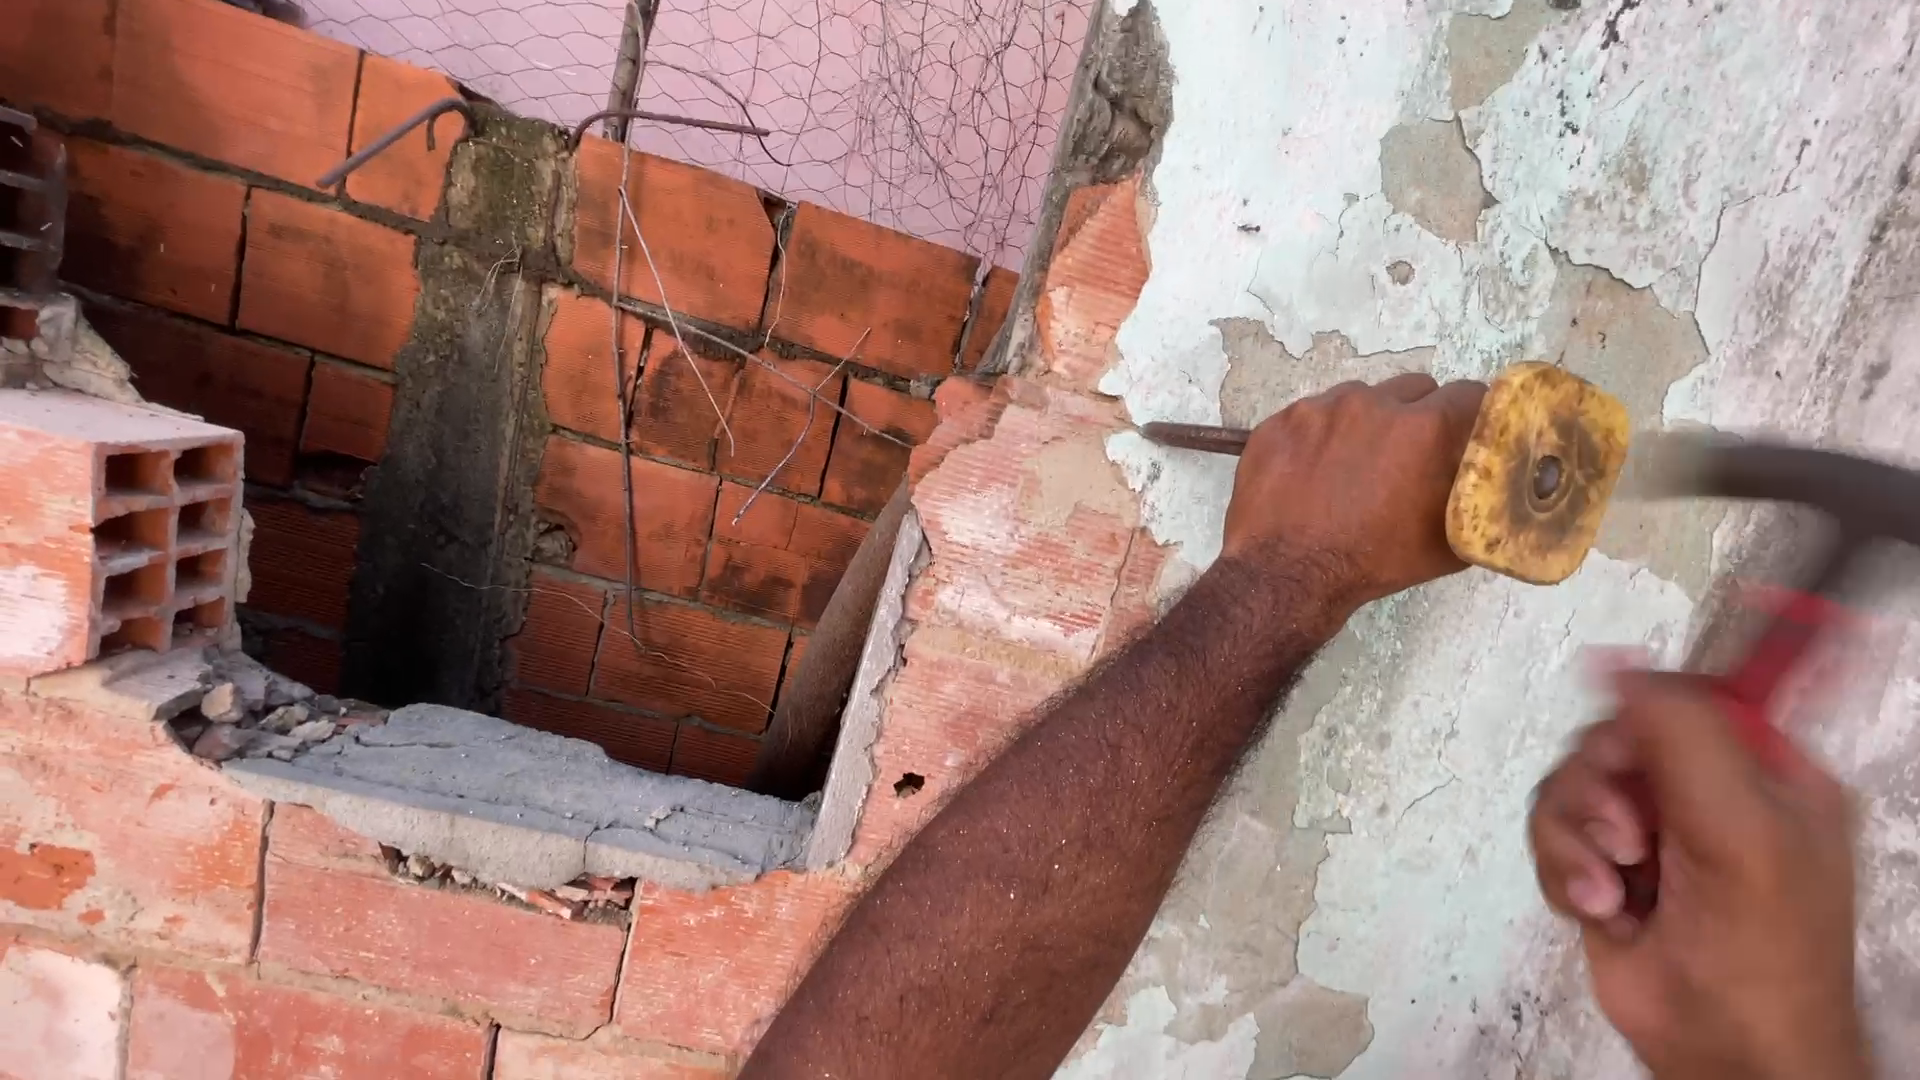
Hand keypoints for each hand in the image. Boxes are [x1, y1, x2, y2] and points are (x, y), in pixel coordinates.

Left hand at [1221, 374, 1485, 611]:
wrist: (1285, 573)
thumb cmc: (1372, 562)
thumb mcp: (1450, 538)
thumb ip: (1478, 494)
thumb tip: (1490, 475)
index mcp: (1422, 427)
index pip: (1466, 395)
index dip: (1468, 416)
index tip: (1461, 436)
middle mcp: (1368, 404)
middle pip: (1409, 390)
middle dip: (1415, 416)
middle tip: (1402, 455)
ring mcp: (1314, 411)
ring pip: (1355, 399)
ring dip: (1361, 422)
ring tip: (1349, 465)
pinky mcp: (1275, 423)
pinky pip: (1307, 417)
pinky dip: (1314, 436)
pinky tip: (1307, 471)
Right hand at [1529, 672, 1866, 1079]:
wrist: (1714, 1037)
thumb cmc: (1754, 939)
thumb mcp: (1734, 822)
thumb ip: (1681, 731)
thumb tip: (1618, 663)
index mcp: (1758, 772)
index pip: (1684, 698)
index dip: (1642, 713)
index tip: (1628, 750)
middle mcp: (1696, 791)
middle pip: (1603, 742)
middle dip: (1596, 794)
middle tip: (1626, 839)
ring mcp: (1643, 827)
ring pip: (1564, 786)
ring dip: (1574, 840)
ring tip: (1611, 888)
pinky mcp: (1597, 859)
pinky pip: (1546, 831)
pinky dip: (1562, 869)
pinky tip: (1598, 905)